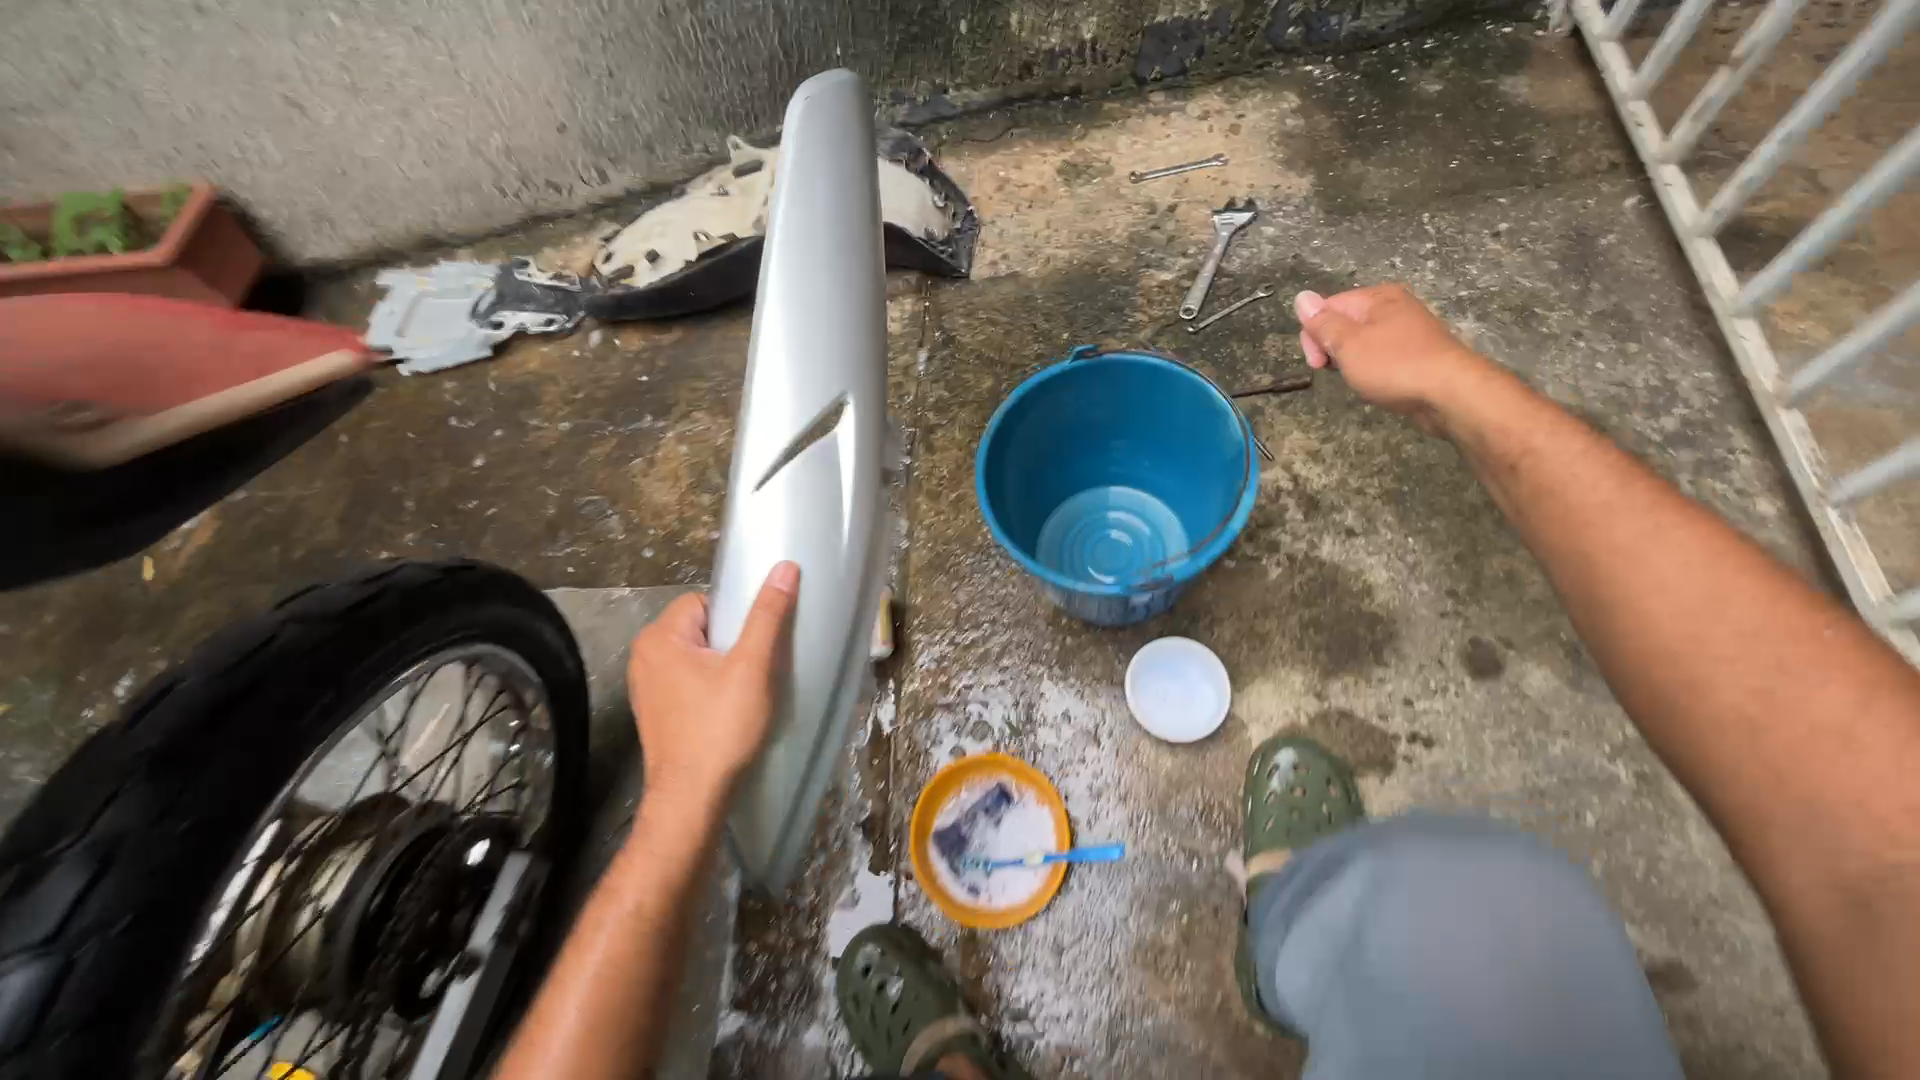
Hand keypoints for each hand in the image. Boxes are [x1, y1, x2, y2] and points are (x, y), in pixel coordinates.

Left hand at [625, 561, 799, 803]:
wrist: (692, 797)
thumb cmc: (720, 727)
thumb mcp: (752, 666)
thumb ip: (767, 615)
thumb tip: (784, 568)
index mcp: (659, 636)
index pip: (705, 602)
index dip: (735, 618)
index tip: (754, 645)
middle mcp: (644, 656)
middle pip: (701, 628)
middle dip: (731, 643)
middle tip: (754, 669)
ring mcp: (645, 687)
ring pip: (696, 657)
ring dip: (722, 667)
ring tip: (745, 691)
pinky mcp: (654, 712)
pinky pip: (687, 682)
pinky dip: (709, 688)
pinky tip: (728, 710)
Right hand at [1296, 284, 1492, 436]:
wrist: (1449, 393)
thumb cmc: (1394, 365)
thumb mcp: (1348, 343)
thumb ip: (1322, 322)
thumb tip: (1301, 297)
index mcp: (1377, 298)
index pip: (1327, 308)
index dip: (1314, 335)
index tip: (1317, 363)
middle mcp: (1394, 307)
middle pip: (1343, 323)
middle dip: (1331, 349)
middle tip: (1333, 372)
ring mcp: (1407, 331)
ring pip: (1360, 343)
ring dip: (1350, 362)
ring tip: (1358, 379)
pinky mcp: (1415, 354)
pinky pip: (1380, 356)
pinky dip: (1370, 369)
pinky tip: (1375, 384)